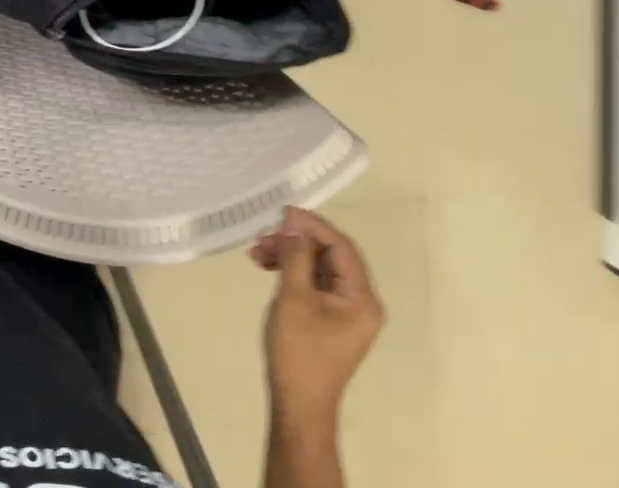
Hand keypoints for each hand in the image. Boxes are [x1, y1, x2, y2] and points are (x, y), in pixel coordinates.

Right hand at [251, 207, 383, 424]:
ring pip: (319, 268)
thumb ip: (296, 257)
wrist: (298, 404)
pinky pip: (314, 284)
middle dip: (296, 241)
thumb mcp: (294, 299)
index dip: (312, 225)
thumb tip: (294, 224)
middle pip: (331, 256)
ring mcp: (346, 313)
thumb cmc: (299, 352)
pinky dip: (291, 272)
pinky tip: (267, 269)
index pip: (341, 247)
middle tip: (261, 236)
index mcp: (362, 298)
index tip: (280, 213)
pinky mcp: (329, 320)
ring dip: (290, 255)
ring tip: (256, 253)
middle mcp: (361, 302)